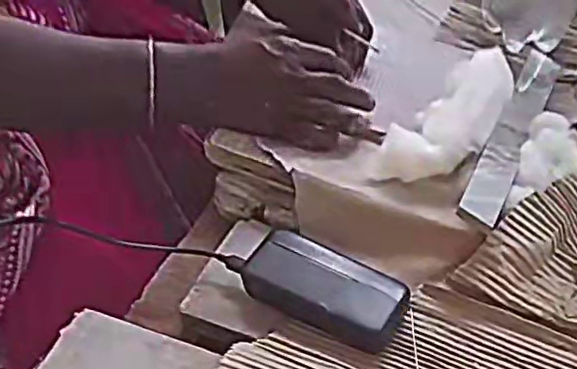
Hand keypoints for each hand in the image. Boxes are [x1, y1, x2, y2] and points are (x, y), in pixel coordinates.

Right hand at [165, 13, 373, 149]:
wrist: (207, 81)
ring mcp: (290, 104)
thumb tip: (285, 22)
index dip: (342, 69)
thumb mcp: (252, 25)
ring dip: (350, 120)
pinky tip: (336, 139)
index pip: (327, 59)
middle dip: (356, 96)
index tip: (347, 76)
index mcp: (289, 49)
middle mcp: (295, 76)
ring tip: (362, 125)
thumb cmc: (226, 53)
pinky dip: (327, 137)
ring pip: (331, 113)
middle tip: (368, 103)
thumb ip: (275, 25)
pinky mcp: (282, 126)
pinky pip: (313, 135)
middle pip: (336, 87)